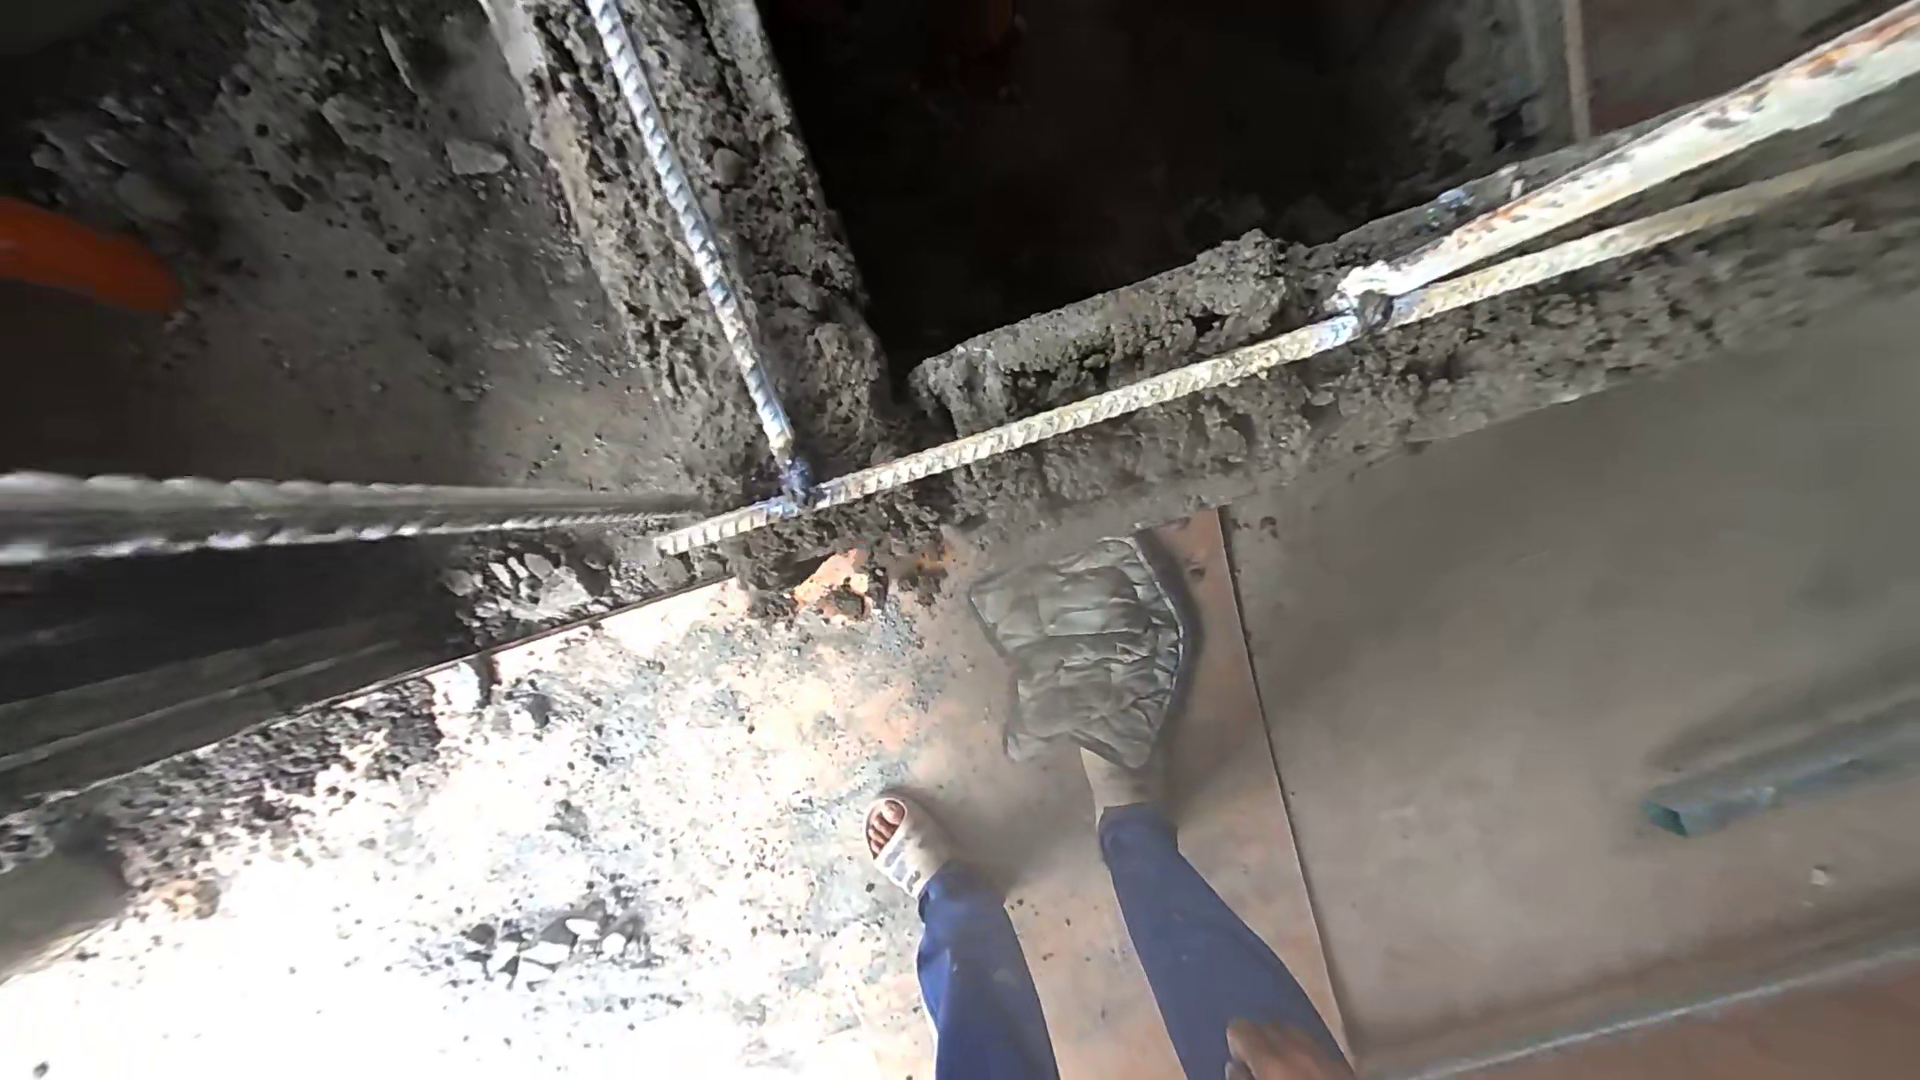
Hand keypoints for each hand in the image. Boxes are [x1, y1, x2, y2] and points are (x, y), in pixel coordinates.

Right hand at [1224, 1020, 1353, 1079]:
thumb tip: (1235, 1067)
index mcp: (1271, 1060)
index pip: (1239, 1028)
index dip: (1237, 1047)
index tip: (1243, 1068)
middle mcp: (1297, 1048)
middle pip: (1268, 1026)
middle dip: (1262, 1044)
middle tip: (1264, 1074)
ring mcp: (1326, 1056)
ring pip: (1295, 1034)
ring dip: (1287, 1049)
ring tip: (1288, 1076)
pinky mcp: (1347, 1069)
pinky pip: (1319, 1051)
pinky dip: (1310, 1059)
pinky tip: (1312, 1079)